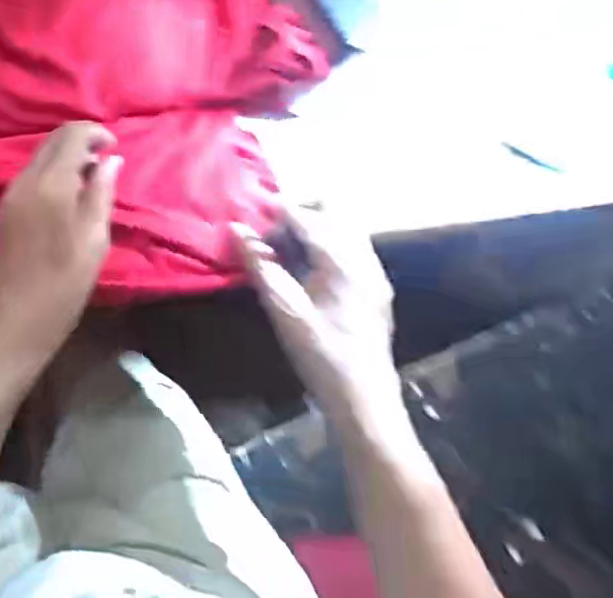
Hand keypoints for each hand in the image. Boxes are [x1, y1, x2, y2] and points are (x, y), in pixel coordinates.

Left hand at [0, 122, 122, 369]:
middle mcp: (26, 179)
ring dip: (67, 156)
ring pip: (41, 155)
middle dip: (82, 141)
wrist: (15, 319)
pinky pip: (32, 173)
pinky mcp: (5, 205)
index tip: (114, 148)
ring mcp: (11, 191)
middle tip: (106, 161)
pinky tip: (68, 194)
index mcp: (51, 184)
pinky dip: (53, 171)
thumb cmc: (64, 285)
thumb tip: (111, 160)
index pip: (72, 135)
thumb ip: (102, 193)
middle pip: (54, 139)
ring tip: (91, 179)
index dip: (96, 133)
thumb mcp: (94, 239)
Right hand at [236, 206, 403, 424]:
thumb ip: (258, 264)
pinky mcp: (376, 290)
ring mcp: (374, 274)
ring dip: (316, 227)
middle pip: (332, 212)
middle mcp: (363, 259)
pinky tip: (311, 267)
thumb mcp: (282, 309)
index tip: (252, 212)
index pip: (305, 218)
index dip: (276, 211)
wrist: (365, 402)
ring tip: (287, 246)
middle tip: (271, 228)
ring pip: (345, 228)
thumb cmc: (320, 354)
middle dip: (300, 211)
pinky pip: (353, 247)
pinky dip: (330, 244)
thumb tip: (235, 228)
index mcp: (341, 260)